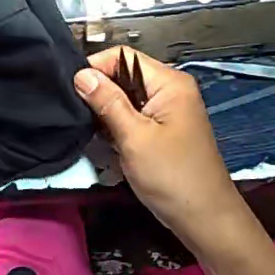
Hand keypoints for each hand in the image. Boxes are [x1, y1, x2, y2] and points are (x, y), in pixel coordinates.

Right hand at [73, 47, 256, 251]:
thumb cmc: (171, 175)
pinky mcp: (160, 128)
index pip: (123, 56)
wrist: (203, 218)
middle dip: (98, 89)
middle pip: (123, 74)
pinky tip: (103, 138)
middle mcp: (169, 90)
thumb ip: (107, 102)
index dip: (95, 67)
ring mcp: (166, 110)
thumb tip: (80, 74)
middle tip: (75, 110)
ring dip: (104, 109)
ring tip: (86, 125)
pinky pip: (130, 114)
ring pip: (123, 96)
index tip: (71, 89)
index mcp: (169, 83)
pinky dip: (114, 123)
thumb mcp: (134, 137)